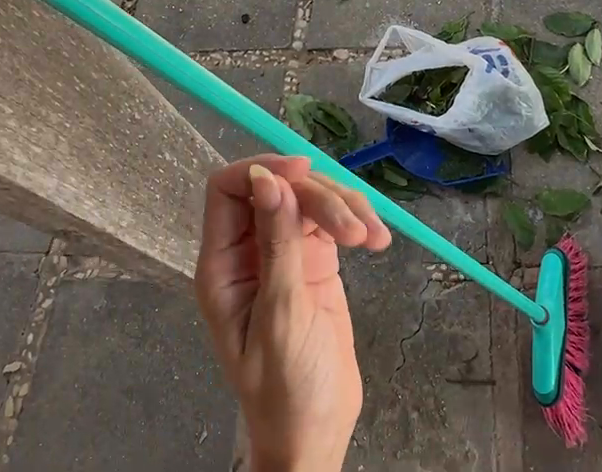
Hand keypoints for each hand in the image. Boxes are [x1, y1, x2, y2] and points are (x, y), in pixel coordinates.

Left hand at [194, 156, 392, 471]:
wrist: (318, 432)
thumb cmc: (286, 387)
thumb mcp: (281, 314)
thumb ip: (276, 243)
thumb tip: (266, 178)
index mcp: (223, 264)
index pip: (228, 190)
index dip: (262, 171)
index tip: (304, 172)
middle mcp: (250, 250)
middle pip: (280, 189)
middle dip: (318, 197)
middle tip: (353, 230)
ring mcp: (285, 252)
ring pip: (311, 199)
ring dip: (345, 208)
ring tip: (373, 240)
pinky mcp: (317, 259)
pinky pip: (334, 221)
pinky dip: (358, 222)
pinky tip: (378, 241)